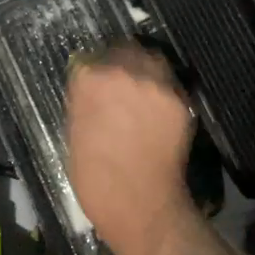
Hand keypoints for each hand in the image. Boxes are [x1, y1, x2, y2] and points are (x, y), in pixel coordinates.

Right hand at [66, 43, 196, 254]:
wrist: (140, 205)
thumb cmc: (95, 177)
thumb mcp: (74, 131)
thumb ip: (83, 99)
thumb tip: (88, 85)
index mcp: (89, 78)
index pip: (89, 57)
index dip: (93, 69)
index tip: (95, 80)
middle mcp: (123, 70)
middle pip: (123, 48)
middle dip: (120, 61)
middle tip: (120, 82)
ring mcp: (154, 83)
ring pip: (150, 59)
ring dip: (144, 69)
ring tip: (142, 91)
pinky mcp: (180, 98)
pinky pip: (169, 83)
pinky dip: (163, 90)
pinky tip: (157, 109)